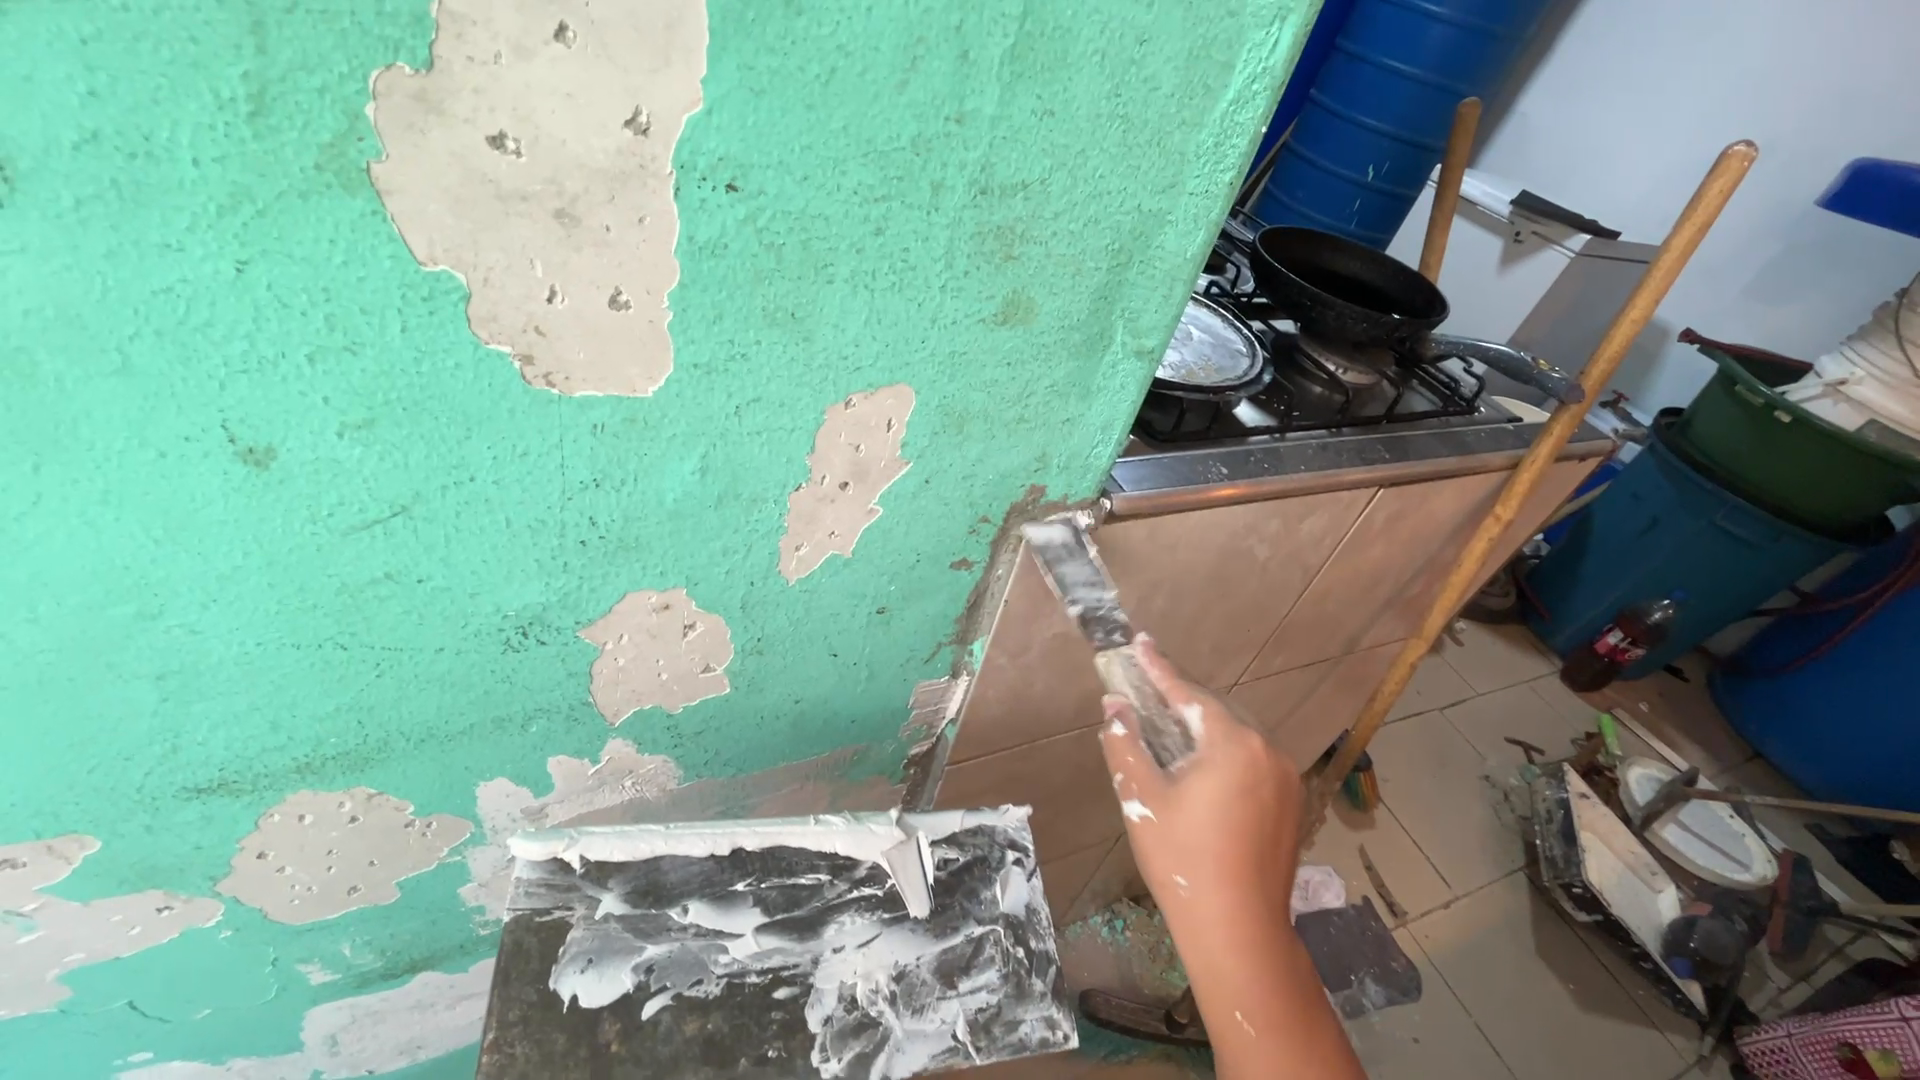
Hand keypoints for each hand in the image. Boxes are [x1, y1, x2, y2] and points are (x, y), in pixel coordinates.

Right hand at [1099, 637, 1303, 928]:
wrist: (1237, 928)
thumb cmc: (1182, 858)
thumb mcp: (1142, 799)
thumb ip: (1125, 744)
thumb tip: (1114, 706)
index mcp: (1233, 743)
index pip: (1188, 694)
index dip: (1158, 668)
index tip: (1139, 642)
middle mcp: (1268, 751)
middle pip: (1217, 713)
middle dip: (1181, 703)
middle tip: (1147, 694)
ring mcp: (1287, 778)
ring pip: (1238, 738)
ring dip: (1204, 732)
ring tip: (1170, 736)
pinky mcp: (1293, 803)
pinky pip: (1253, 762)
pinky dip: (1226, 757)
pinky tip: (1204, 775)